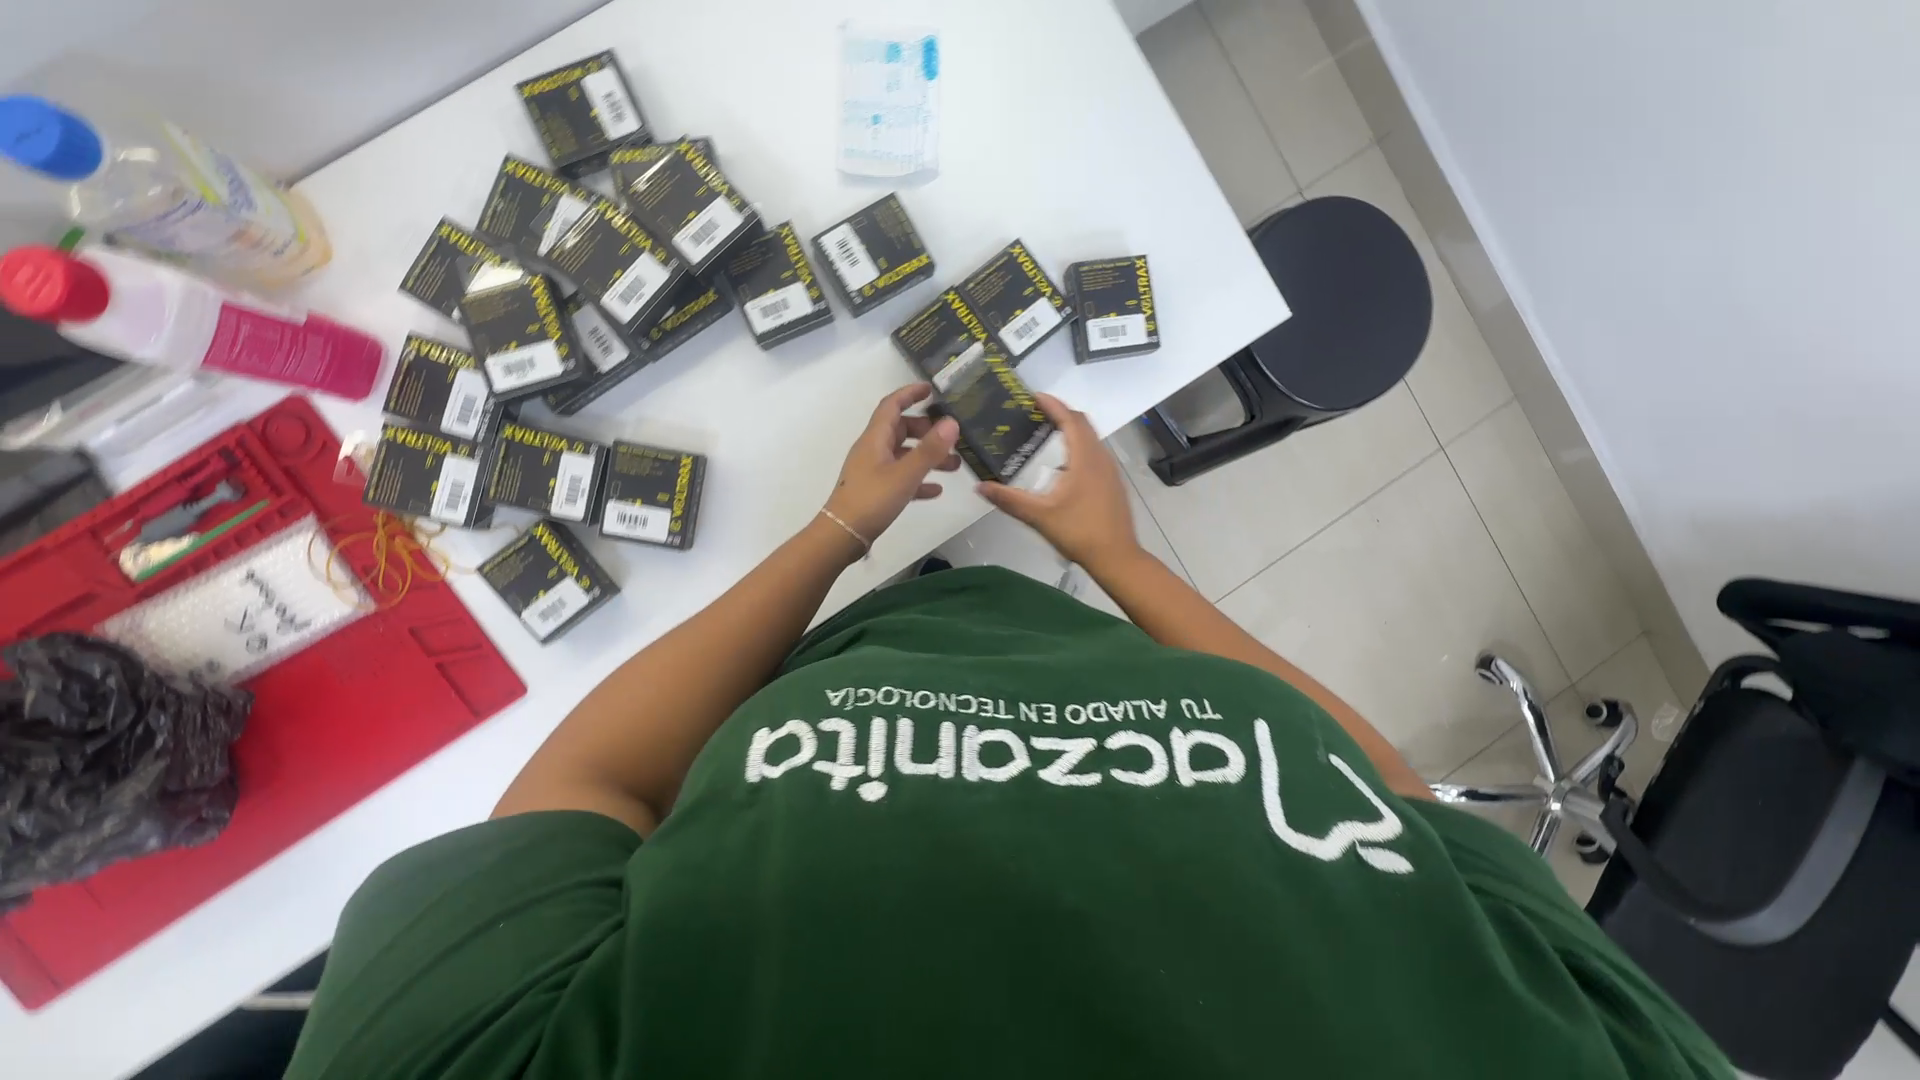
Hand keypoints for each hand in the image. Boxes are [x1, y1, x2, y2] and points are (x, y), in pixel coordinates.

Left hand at [823, 383, 960, 547]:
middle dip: (927, 430)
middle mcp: (872, 450)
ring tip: (955, 465)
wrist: (843, 534)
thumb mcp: (905, 473)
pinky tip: (936, 489)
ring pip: (904, 455)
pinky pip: (901, 478)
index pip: (892, 405)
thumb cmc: (872, 499)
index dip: (910, 394)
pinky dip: (919, 479)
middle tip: (951, 437)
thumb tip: (951, 422)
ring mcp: (873, 471)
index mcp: (875, 438)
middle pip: (901, 430)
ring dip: (928, 457)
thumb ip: (930, 449)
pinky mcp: (875, 491)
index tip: (931, 390)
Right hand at [977, 393, 1144, 574]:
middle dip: (1060, 414)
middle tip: (1035, 414)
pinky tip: (1062, 466)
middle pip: (1082, 424)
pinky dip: (1078, 447)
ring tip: (1045, 435)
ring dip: (1070, 430)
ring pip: (1091, 439)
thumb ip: (1009, 500)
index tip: (1033, 396)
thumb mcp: (1039, 516)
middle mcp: (1101, 458)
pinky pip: (1094, 453)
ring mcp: (1110, 471)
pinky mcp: (1113, 483)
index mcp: (1085, 459)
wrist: (1117, 557)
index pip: (1070, 419)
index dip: (1053, 405)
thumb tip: (980, 487)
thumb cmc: (1079, 532)